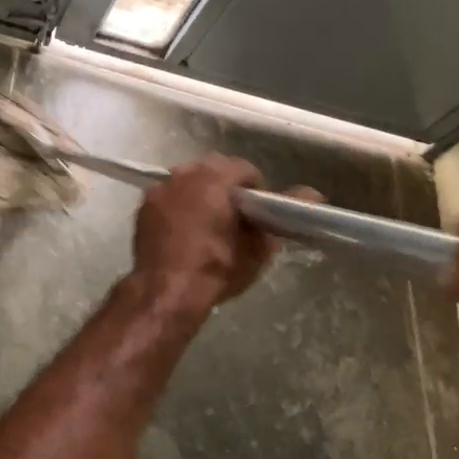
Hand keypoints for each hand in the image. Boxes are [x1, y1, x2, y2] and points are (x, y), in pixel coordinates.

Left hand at [130, 154, 316, 311]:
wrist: (167, 290)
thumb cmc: (218, 269)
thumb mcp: (258, 249)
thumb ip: (284, 216)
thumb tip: (314, 194)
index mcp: (214, 179)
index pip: (243, 168)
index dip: (256, 188)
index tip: (260, 210)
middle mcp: (184, 173)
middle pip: (213, 168)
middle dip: (227, 186)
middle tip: (237, 215)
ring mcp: (160, 186)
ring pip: (188, 178)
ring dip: (201, 192)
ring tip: (210, 220)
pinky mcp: (144, 203)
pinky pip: (169, 194)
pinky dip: (179, 203)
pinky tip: (184, 227)